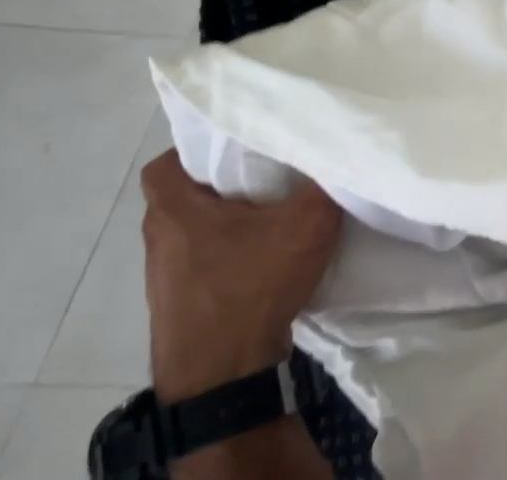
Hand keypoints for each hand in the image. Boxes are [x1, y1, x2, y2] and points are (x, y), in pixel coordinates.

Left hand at [141, 150, 341, 400]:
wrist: (224, 364)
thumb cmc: (255, 279)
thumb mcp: (309, 220)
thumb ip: (326, 182)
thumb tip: (345, 149)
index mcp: (175, 210)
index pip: (167, 164)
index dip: (200, 146)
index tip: (244, 141)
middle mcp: (161, 237)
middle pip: (189, 194)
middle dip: (231, 182)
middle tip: (276, 171)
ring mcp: (168, 273)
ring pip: (200, 228)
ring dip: (235, 218)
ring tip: (282, 213)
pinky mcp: (185, 298)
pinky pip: (210, 257)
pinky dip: (238, 249)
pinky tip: (274, 254)